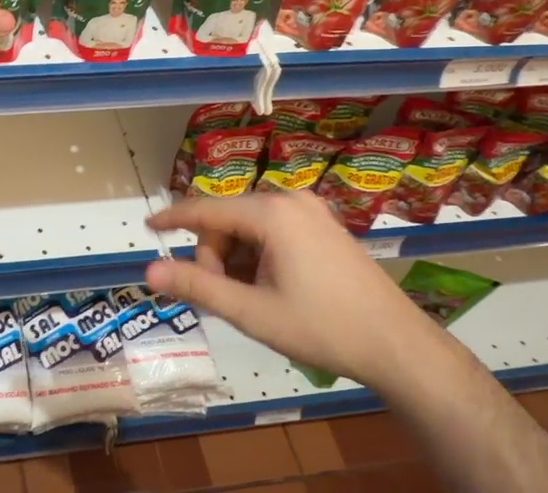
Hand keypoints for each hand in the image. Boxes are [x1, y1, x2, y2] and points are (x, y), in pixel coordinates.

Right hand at [144, 191, 437, 386]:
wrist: (399, 347)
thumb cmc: (322, 327)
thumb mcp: (252, 312)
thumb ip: (198, 287)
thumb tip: (149, 271)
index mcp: (271, 213)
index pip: (205, 209)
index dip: (173, 218)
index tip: (147, 226)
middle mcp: (290, 200)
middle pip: (228, 220)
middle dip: (216, 257)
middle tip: (225, 299)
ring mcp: (312, 212)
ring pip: (250, 227)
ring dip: (238, 260)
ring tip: (251, 301)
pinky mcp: (325, 227)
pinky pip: (274, 231)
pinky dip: (260, 256)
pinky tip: (271, 290)